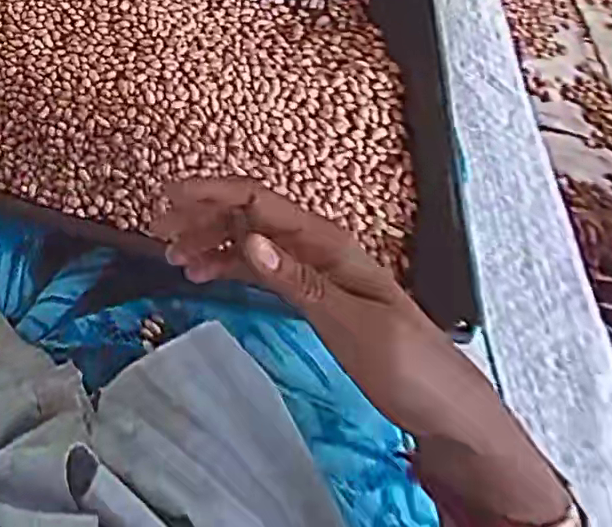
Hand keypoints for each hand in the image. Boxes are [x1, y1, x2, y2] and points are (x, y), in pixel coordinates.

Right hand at [153, 179, 570, 524]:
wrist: (451, 419)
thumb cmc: (411, 368)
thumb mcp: (354, 325)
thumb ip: (298, 280)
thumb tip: (248, 237)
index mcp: (326, 242)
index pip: (259, 200)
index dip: (213, 191)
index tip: (173, 195)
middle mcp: (313, 246)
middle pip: (246, 215)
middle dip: (201, 215)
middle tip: (161, 228)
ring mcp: (308, 268)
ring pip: (245, 239)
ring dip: (207, 240)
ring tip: (174, 254)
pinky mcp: (306, 292)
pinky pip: (254, 267)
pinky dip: (224, 264)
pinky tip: (202, 272)